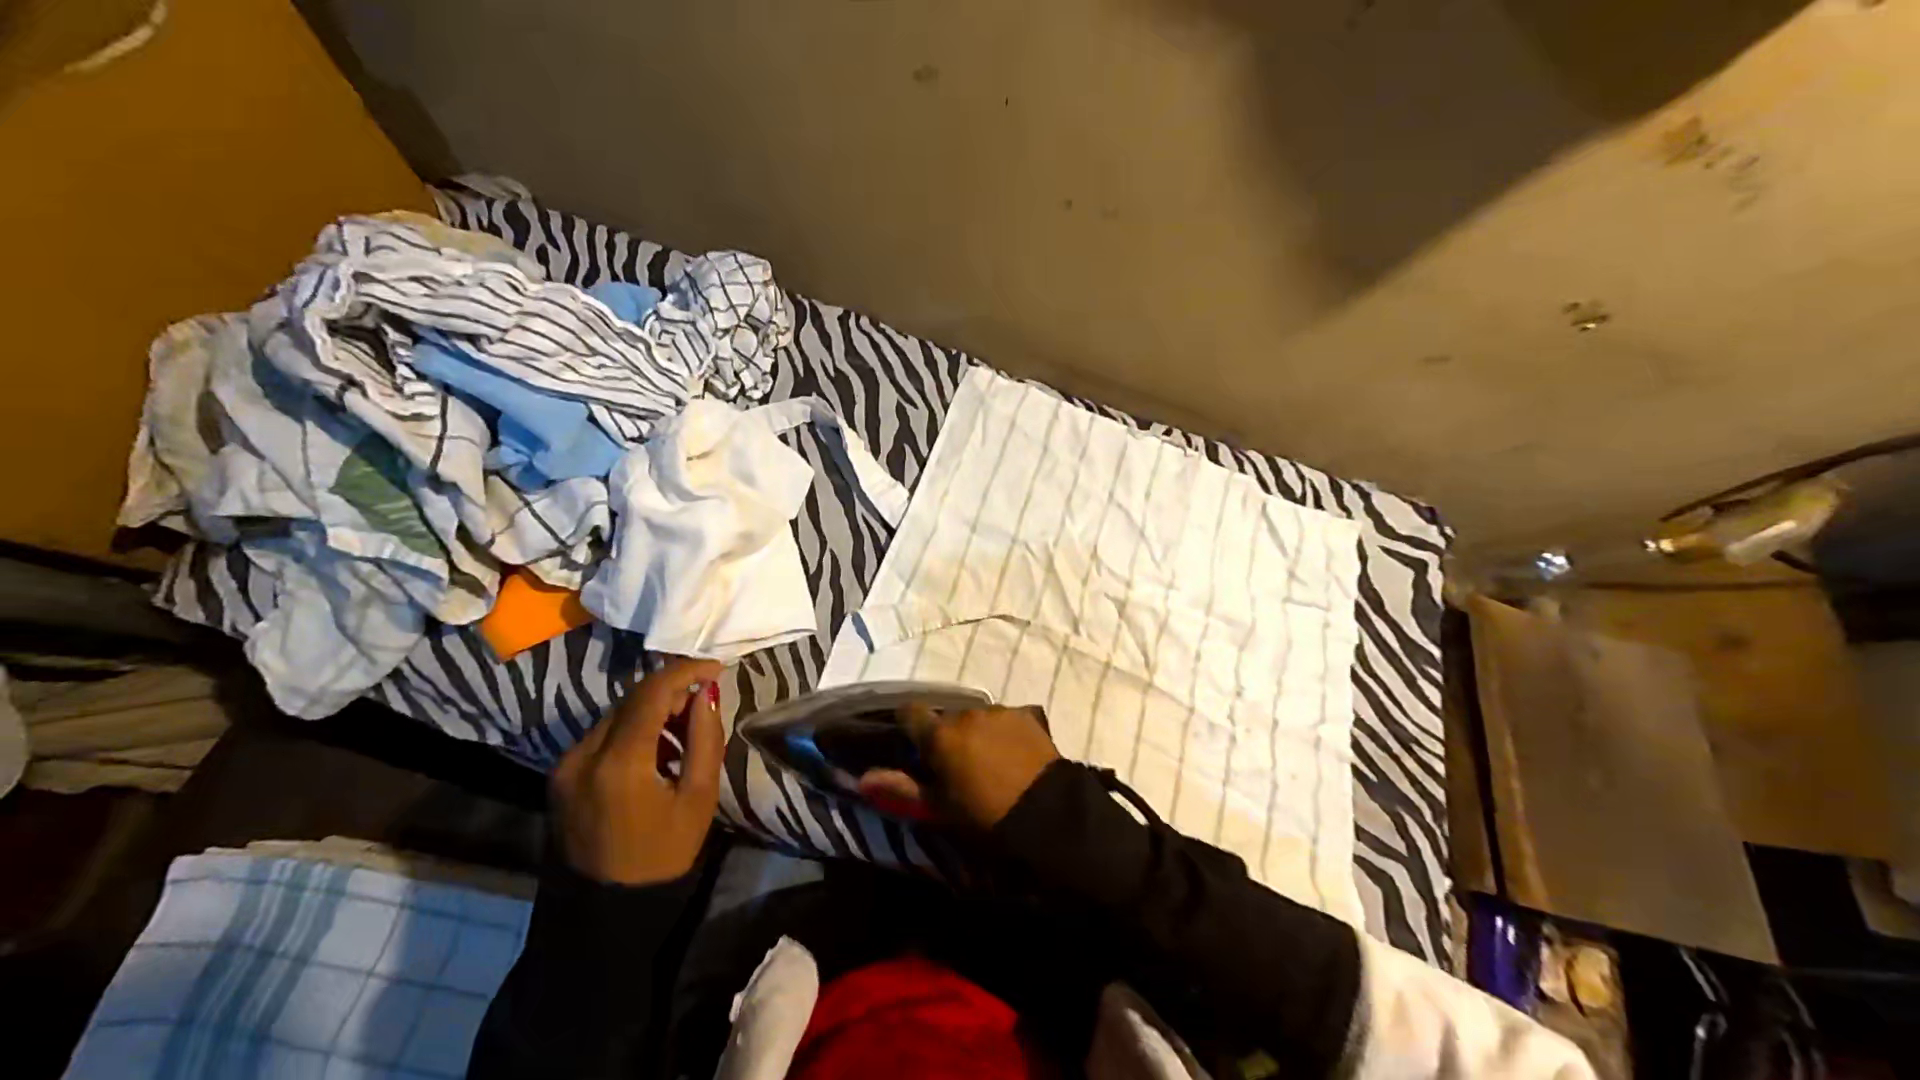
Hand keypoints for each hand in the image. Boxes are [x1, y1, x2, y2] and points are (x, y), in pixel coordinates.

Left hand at [552, 656, 724, 884]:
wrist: (605, 910)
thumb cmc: (663, 855)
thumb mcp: (698, 798)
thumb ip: (705, 738)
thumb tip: (706, 692)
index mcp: (619, 762)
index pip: (652, 693)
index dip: (686, 671)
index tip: (716, 667)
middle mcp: (583, 754)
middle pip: (632, 700)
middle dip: (672, 692)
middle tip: (704, 705)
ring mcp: (566, 765)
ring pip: (617, 715)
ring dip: (653, 712)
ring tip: (684, 735)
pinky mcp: (560, 775)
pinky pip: (603, 736)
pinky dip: (633, 732)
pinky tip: (656, 753)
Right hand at [862, 703, 1060, 828]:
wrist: (1047, 813)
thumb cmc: (985, 816)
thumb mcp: (940, 808)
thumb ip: (901, 789)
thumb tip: (862, 779)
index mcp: (939, 735)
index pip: (910, 713)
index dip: (910, 727)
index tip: (914, 745)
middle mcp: (965, 714)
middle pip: (946, 717)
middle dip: (947, 734)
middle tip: (956, 764)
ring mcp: (998, 711)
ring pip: (977, 717)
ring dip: (977, 732)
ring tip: (989, 761)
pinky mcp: (1026, 714)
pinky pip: (1006, 718)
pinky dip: (1004, 732)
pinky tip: (1014, 754)